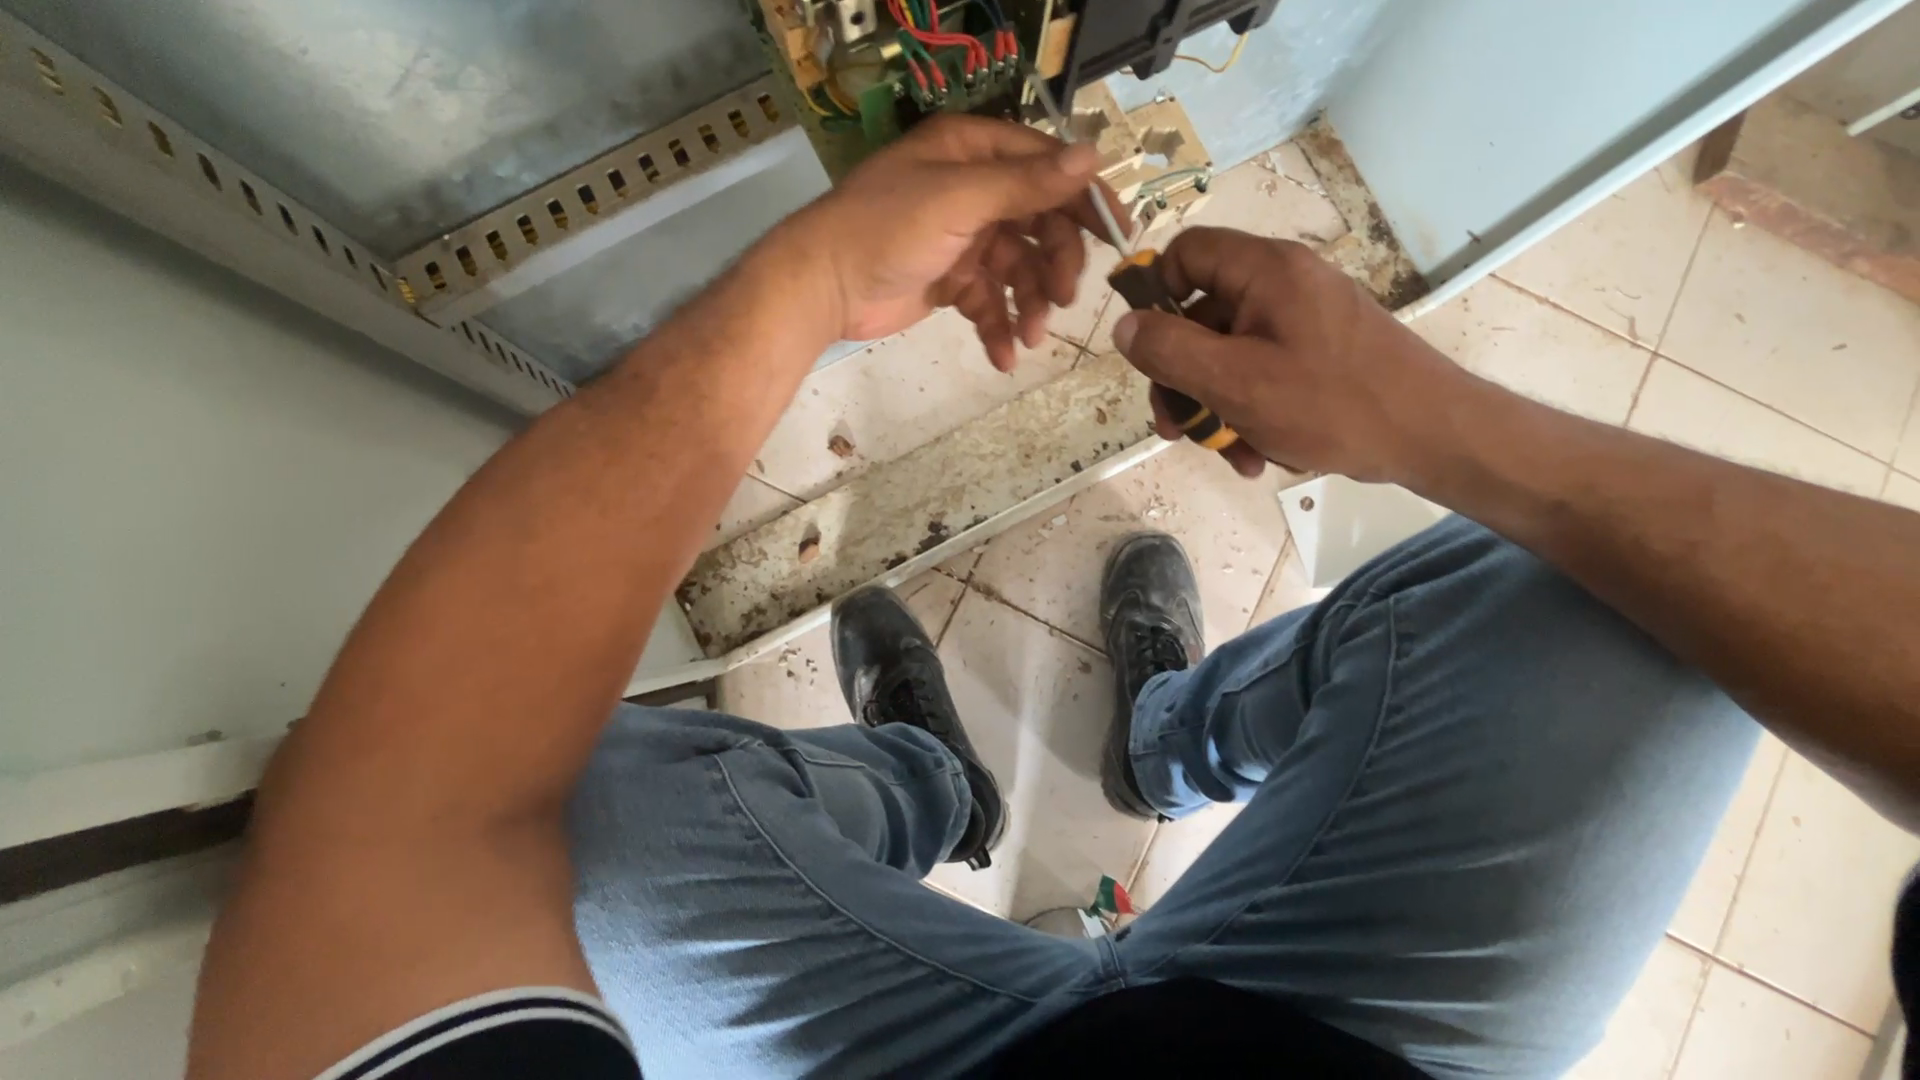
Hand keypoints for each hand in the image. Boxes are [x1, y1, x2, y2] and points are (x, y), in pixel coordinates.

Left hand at [779, 115, 1123, 370]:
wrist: (823, 286)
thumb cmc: (886, 230)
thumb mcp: (959, 199)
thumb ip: (1025, 184)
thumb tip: (1093, 156)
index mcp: (973, 154)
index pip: (1046, 168)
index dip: (1085, 201)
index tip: (1120, 235)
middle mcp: (972, 191)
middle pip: (1038, 225)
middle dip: (1054, 264)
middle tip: (1061, 298)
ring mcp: (962, 239)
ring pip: (1018, 270)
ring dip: (1029, 305)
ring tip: (1031, 338)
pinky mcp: (951, 282)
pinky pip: (989, 303)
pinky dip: (999, 328)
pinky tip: (1004, 356)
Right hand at [1112, 228, 1476, 481]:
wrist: (1432, 435)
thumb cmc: (1331, 403)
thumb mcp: (1234, 381)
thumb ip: (1169, 351)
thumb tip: (1124, 326)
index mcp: (1266, 271)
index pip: (1187, 253)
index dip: (1155, 295)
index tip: (1145, 350)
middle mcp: (1285, 285)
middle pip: (1202, 316)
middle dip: (1182, 378)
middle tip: (1176, 428)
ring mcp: (1305, 321)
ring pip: (1230, 355)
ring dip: (1216, 407)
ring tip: (1229, 454)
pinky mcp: (1320, 354)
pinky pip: (1264, 374)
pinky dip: (1251, 412)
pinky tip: (1258, 455)